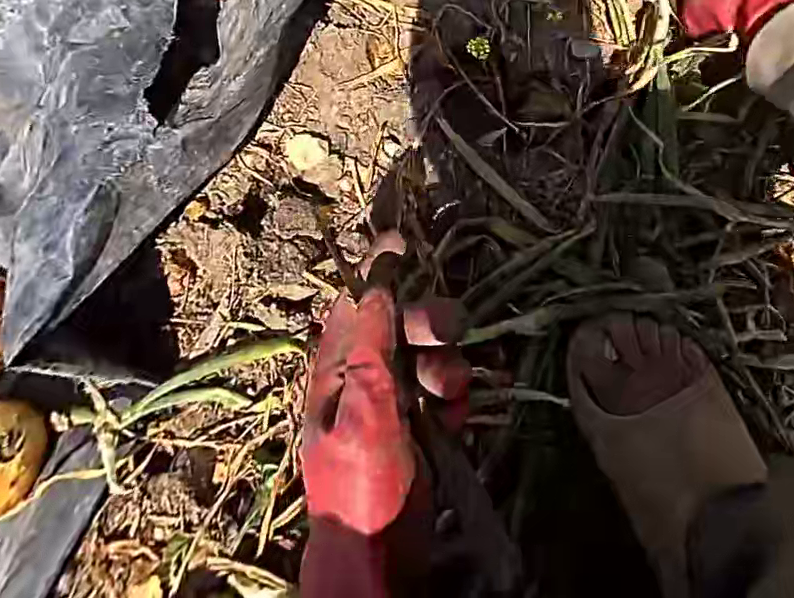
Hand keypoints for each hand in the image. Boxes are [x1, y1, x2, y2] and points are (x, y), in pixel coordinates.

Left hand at [300, 233, 469, 596]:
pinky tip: (455, 414)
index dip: (377, 268)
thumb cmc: (360, 479)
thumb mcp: (362, 406)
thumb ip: (370, 341)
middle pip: (402, 320)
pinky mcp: (421, 419)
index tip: (402, 239)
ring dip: (448, 363)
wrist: (382, 555)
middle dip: (430, 322)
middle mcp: (364, 373)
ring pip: (430, 351)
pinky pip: (445, 385)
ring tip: (450, 393)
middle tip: (451, 331)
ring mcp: (394, 397)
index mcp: (337, 366)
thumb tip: (376, 279)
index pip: (356, 301)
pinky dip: (455, 393)